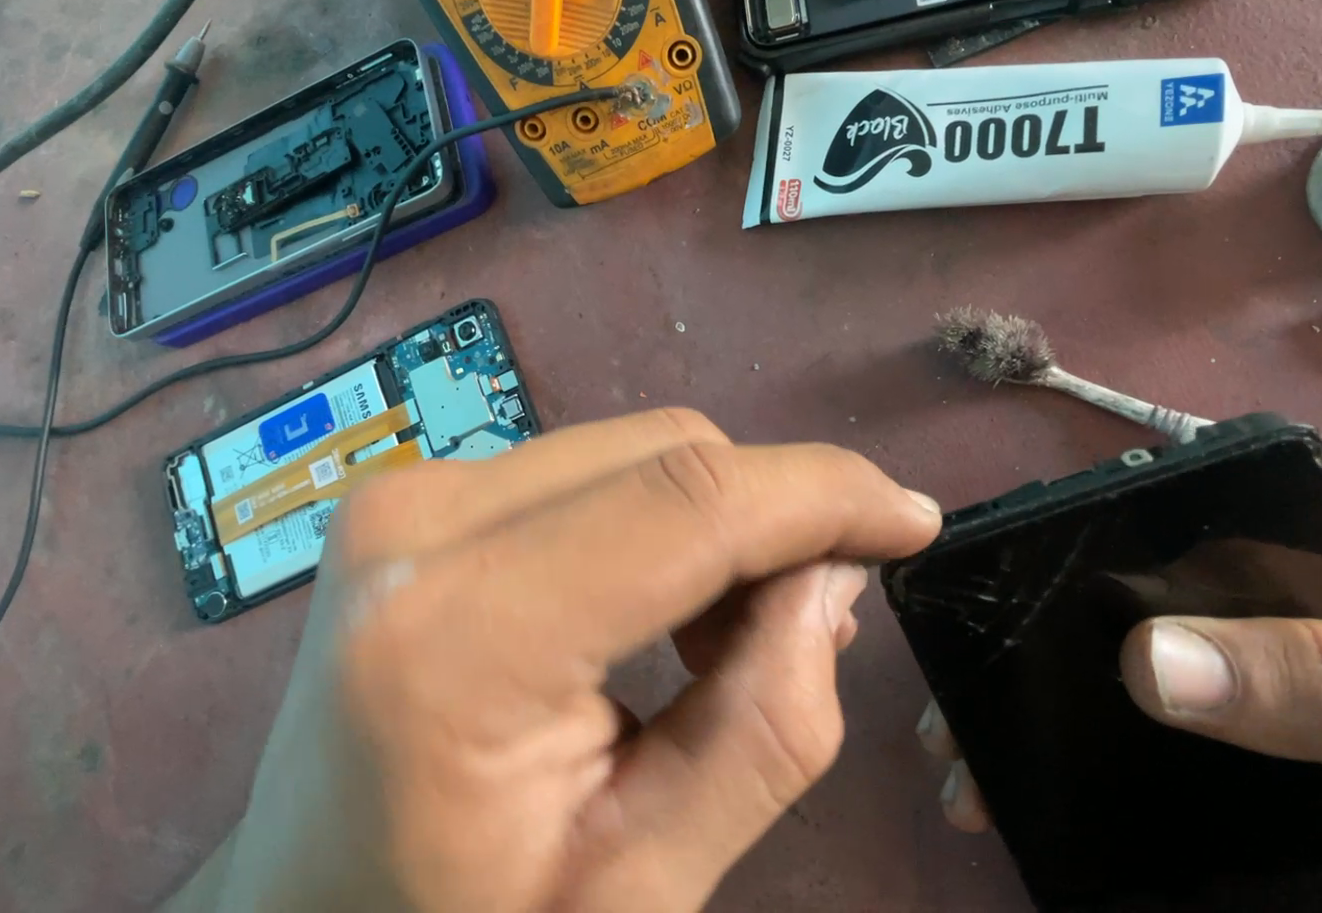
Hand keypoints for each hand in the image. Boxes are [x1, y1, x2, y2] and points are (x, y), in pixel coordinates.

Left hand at [172, 409, 941, 912]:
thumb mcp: (638, 885)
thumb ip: (762, 724)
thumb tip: (829, 577)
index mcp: (459, 634)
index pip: (689, 502)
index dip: (822, 495)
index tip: (912, 521)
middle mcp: (420, 519)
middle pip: (668, 454)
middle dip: (770, 521)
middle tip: (798, 632)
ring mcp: (408, 492)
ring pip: (635, 452)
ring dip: (713, 525)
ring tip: (712, 644)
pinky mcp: (417, 493)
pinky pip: (588, 469)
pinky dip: (654, 520)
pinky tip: (648, 610)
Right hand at [920, 472, 1321, 878]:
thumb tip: (1144, 661)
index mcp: (1318, 516)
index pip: (1155, 518)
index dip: (1063, 572)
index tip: (999, 652)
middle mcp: (1261, 539)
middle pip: (1109, 566)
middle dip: (1022, 638)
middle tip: (956, 719)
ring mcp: (1245, 596)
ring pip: (1109, 620)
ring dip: (1037, 684)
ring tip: (970, 755)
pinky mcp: (1240, 649)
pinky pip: (1142, 667)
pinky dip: (1084, 713)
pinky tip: (1039, 763)